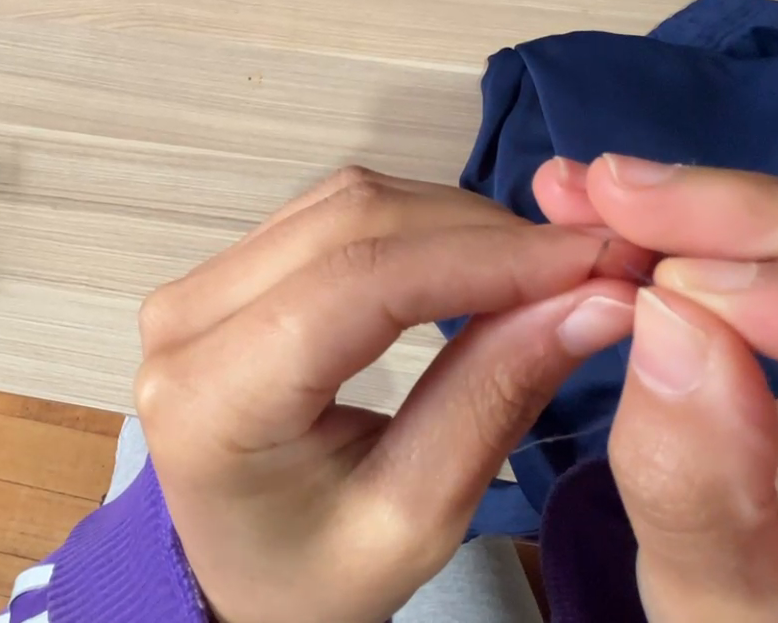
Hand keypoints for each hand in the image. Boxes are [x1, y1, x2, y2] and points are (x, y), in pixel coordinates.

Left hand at [136, 167, 641, 622]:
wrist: (226, 567)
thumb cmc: (312, 573)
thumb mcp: (413, 520)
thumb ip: (489, 399)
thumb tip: (590, 299)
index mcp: (211, 397)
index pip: (355, 284)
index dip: (480, 259)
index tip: (592, 258)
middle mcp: (185, 318)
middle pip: (345, 223)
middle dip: (475, 229)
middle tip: (580, 259)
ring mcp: (191, 284)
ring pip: (337, 204)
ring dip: (445, 219)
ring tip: (535, 262)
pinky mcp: (215, 272)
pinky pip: (320, 216)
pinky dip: (406, 224)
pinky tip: (466, 255)